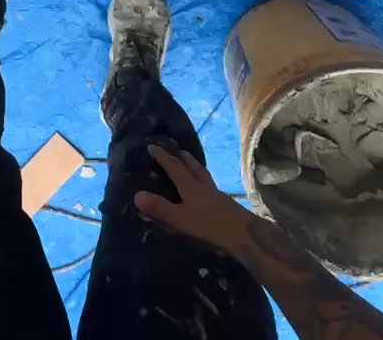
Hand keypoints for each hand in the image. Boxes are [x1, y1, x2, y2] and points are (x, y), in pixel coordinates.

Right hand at [134, 144, 252, 251]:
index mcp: (190, 186)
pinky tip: (206, 192)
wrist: (246, 236)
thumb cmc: (211, 226)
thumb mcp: (181, 219)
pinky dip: (205, 184)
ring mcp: (217, 195)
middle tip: (177, 150)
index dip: (162, 156)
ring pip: (204, 176)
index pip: (174, 166)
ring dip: (196, 168)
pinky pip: (211, 188)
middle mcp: (203, 186)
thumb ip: (160, 208)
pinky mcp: (226, 205)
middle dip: (183, 157)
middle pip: (193, 167)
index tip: (152, 145)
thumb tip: (136, 195)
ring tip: (192, 164)